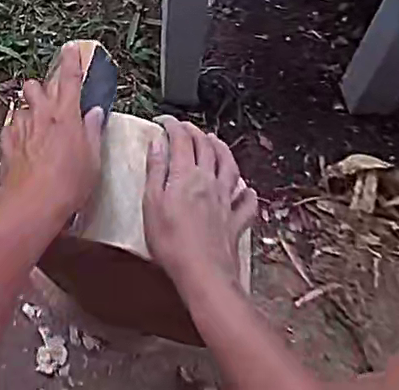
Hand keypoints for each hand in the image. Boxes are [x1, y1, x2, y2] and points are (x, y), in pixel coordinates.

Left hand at [0, 42, 105, 219]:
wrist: (32, 204)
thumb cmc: (68, 184)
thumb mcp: (93, 160)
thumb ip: (92, 132)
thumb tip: (94, 114)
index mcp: (66, 114)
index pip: (70, 78)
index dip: (71, 61)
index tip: (70, 49)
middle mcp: (42, 114)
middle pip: (36, 85)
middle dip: (41, 88)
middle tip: (51, 101)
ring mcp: (22, 127)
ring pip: (22, 106)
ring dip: (29, 112)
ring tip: (37, 129)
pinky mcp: (7, 142)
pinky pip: (11, 128)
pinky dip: (17, 133)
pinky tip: (25, 147)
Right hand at [143, 117, 257, 295]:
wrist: (203, 276)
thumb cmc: (171, 242)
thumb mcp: (151, 204)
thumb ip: (155, 170)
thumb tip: (157, 143)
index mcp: (186, 175)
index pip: (181, 140)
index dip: (173, 125)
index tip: (164, 121)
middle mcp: (209, 181)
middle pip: (206, 147)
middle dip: (195, 132)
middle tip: (185, 127)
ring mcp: (225, 201)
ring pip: (229, 166)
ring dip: (222, 149)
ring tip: (215, 141)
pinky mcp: (236, 221)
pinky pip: (246, 202)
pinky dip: (246, 192)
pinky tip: (245, 189)